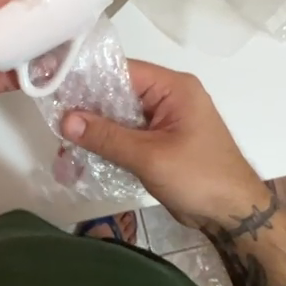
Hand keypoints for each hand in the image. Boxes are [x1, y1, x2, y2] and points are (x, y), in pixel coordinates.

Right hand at [61, 61, 268, 227]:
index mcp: (173, 88)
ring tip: (62, 146)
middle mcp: (168, 97)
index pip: (122, 71)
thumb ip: (106, 137)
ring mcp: (163, 120)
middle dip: (86, 109)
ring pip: (118, 117)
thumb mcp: (149, 156)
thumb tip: (65, 120)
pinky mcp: (159, 142)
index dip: (87, 79)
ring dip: (93, 130)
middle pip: (117, 93)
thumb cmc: (199, 178)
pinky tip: (80, 157)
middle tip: (53, 121)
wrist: (233, 213)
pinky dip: (106, 144)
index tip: (55, 91)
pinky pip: (126, 135)